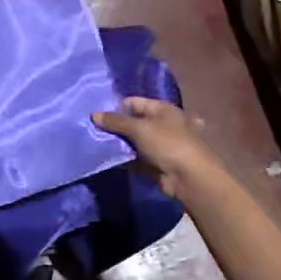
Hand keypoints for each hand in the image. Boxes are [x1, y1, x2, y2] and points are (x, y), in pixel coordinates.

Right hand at [93, 97, 218, 199]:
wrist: (189, 176)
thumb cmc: (167, 144)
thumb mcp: (140, 129)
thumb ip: (116, 121)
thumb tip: (94, 114)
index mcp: (162, 109)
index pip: (133, 102)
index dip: (115, 107)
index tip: (95, 115)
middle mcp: (161, 123)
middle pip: (133, 122)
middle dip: (115, 127)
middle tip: (92, 131)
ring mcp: (159, 144)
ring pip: (133, 141)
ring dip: (118, 144)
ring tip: (95, 144)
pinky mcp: (156, 162)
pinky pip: (136, 157)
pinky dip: (125, 158)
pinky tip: (108, 159)